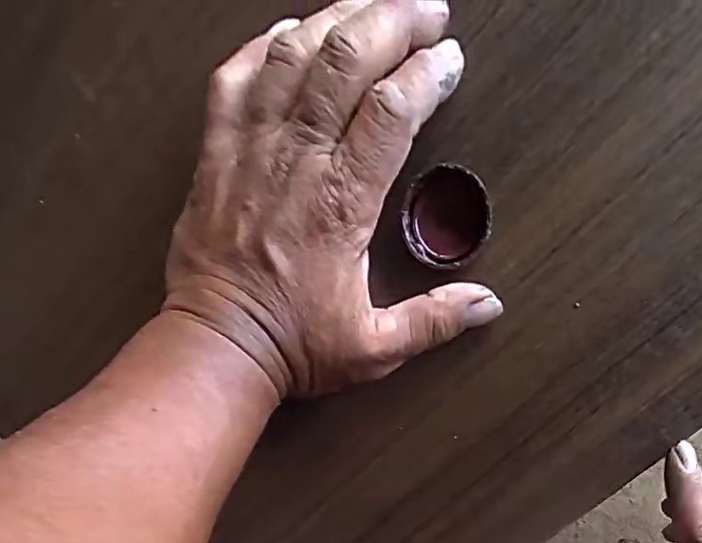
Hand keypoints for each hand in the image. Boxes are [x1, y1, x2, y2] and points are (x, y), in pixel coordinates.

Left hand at [164, 0, 502, 400]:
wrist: (218, 350)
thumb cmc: (289, 349)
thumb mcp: (373, 348)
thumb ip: (432, 320)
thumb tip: (487, 304)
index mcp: (342, 205)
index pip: (394, 109)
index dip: (428, 72)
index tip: (447, 62)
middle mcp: (297, 166)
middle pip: (347, 58)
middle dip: (394, 20)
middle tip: (424, 12)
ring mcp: (250, 156)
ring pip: (291, 55)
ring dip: (335, 20)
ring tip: (368, 10)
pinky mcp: (215, 160)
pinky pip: (233, 80)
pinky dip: (261, 48)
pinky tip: (288, 37)